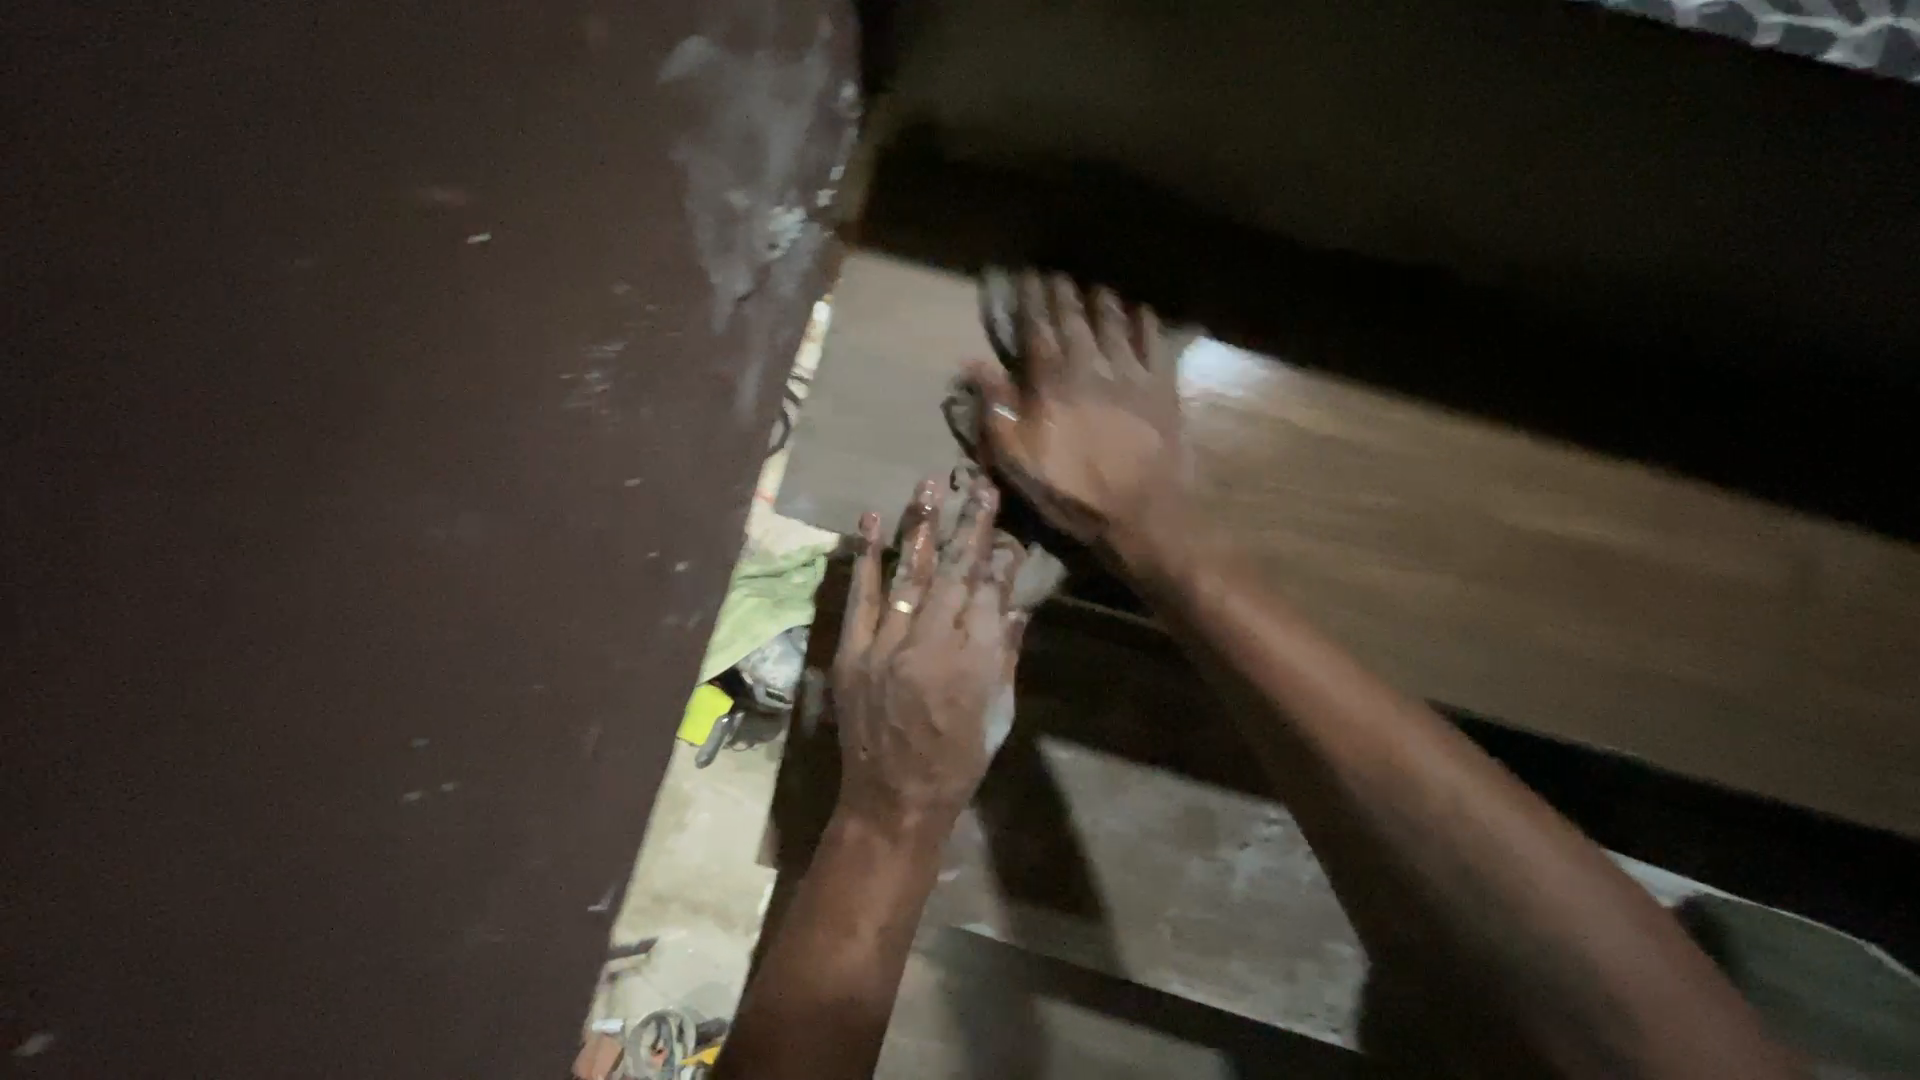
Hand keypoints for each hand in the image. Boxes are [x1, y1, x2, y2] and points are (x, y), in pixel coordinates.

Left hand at [831, 475, 1027, 832]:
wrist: (893, 799)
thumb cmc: (958, 761)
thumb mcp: (998, 712)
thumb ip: (1005, 653)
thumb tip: (1013, 604)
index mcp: (974, 662)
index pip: (990, 592)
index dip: (999, 556)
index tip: (1006, 525)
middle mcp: (932, 645)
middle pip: (954, 572)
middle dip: (969, 524)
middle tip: (978, 484)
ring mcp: (887, 646)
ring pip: (908, 573)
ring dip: (920, 525)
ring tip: (929, 483)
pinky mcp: (853, 652)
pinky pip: (860, 596)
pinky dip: (865, 557)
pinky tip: (870, 520)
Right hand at [965, 271, 1186, 555]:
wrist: (1141, 511)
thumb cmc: (1072, 491)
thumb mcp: (1018, 459)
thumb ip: (995, 408)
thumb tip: (971, 364)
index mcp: (1051, 382)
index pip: (1038, 328)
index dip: (1031, 300)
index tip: (1027, 278)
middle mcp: (1090, 365)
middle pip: (1074, 319)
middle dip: (1063, 294)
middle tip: (1056, 275)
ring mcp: (1131, 373)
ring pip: (1114, 323)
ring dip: (1102, 301)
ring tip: (1094, 287)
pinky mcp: (1162, 387)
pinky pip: (1154, 342)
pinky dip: (1145, 322)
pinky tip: (1140, 310)